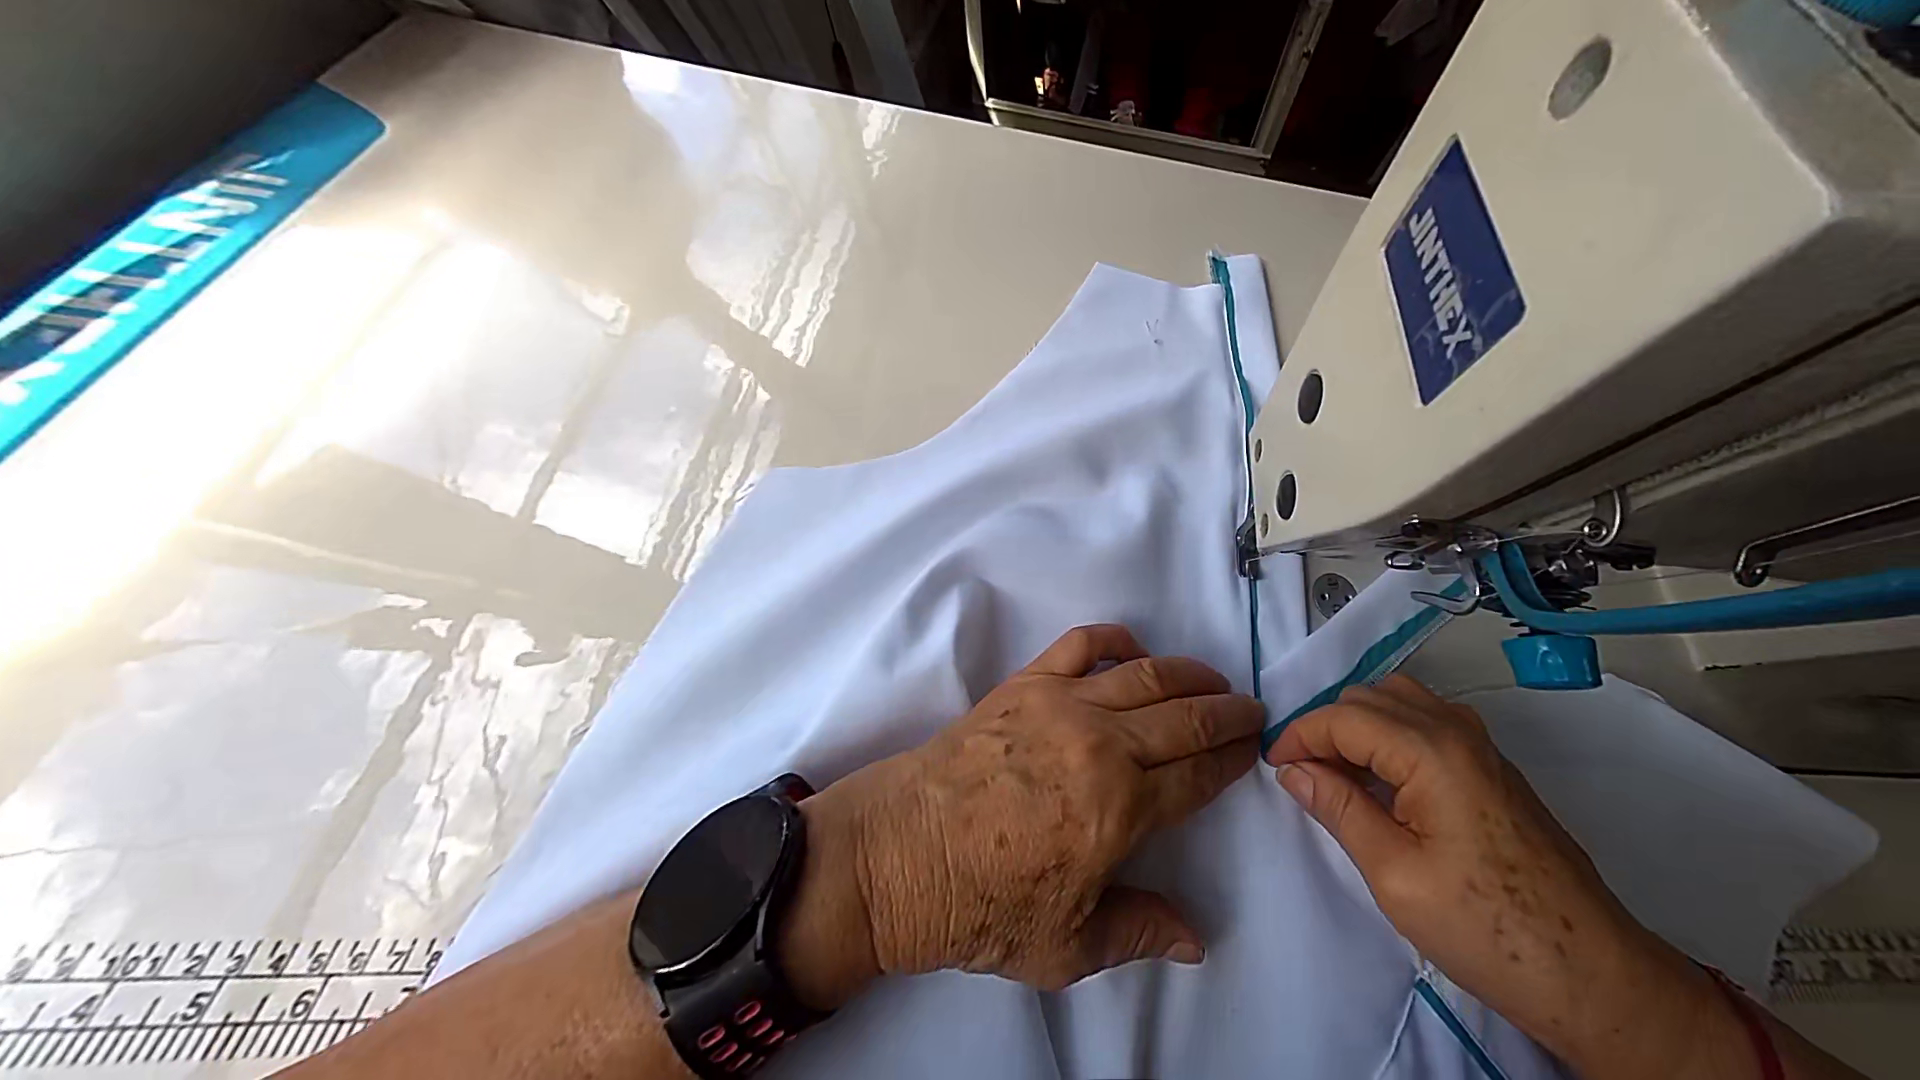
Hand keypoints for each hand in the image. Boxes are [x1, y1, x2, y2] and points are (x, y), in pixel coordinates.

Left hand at [790, 624, 1263, 993]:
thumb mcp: (1068, 947)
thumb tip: (1194, 938)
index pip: (1198, 774)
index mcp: (1120, 809)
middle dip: (1225, 711)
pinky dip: (1113, 639)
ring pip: (1142, 675)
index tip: (1253, 748)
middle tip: (1247, 709)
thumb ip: (1139, 934)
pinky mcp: (1021, 685)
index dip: (1232, 759)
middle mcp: (1099, 744)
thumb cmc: (981, 905)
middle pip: (1183, 716)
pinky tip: (1132, 648)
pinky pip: (1077, 645)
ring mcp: (1058, 705)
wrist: (899, 853)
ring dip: (1186, 674)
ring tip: (1209, 680)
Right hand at [1263, 676, 1843, 1079]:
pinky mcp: (1494, 769)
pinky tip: (1380, 780)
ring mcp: (1483, 748)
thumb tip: (1292, 770)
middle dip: (1325, 727)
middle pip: (1368, 697)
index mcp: (1432, 753)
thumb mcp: (1393, 873)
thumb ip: (1338, 809)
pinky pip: (1426, 722)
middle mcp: (1459, 733)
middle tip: (1304, 774)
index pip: (1343, 717)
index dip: (1299, 736)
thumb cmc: (1486, 930)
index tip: (1275, 769)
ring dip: (1358, 725)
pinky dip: (1388, 734)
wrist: (1600, 981)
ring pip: (1398, 701)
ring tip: (1338, 772)